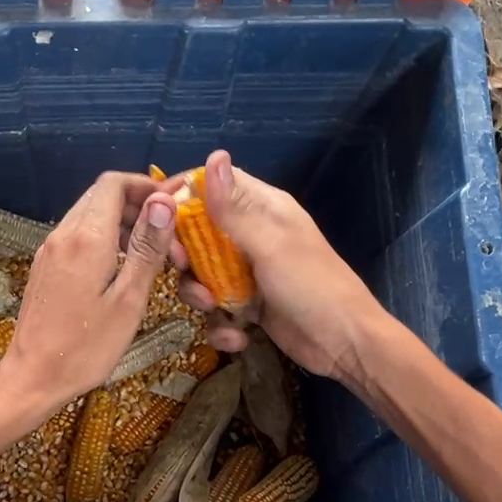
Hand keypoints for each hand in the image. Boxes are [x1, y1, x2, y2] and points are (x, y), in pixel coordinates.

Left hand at [2, 172, 178, 405]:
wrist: (33, 377)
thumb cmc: (86, 348)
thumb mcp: (127, 301)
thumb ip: (147, 249)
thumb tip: (164, 202)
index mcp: (86, 237)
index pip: (115, 184)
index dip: (146, 186)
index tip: (172, 207)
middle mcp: (63, 234)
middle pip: (101, 196)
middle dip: (137, 206)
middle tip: (166, 238)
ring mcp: (50, 251)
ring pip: (89, 217)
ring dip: (121, 225)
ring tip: (149, 257)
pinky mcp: (45, 269)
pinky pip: (77, 238)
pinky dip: (103, 241)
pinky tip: (120, 270)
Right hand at [174, 150, 387, 385]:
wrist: (344, 344)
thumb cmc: (312, 286)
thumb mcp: (270, 244)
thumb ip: (235, 209)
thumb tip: (212, 157)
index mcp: (264, 210)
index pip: (215, 186)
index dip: (184, 193)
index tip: (157, 212)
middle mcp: (254, 237)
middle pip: (200, 235)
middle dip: (185, 255)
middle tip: (182, 270)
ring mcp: (250, 274)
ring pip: (204, 276)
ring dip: (200, 296)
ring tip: (213, 309)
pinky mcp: (251, 308)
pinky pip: (220, 311)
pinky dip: (222, 326)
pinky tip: (237, 337)